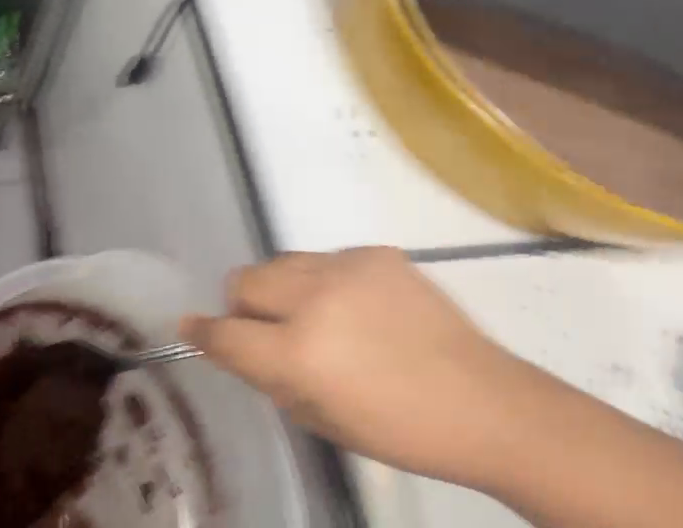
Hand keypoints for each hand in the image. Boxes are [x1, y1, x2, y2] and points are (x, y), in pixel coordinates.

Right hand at [181, 247, 539, 488]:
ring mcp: (347, 268)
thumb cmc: (402, 430)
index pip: (225, 332)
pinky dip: (328, 282)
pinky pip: (326, 259)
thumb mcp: (323, 420)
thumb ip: (271, 377)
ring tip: (320, 317)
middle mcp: (314, 299)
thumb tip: (237, 346)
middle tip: (271, 331)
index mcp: (300, 352)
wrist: (491, 405)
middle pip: (243, 280)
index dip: (204, 331)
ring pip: (281, 263)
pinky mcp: (376, 253)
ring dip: (285, 289)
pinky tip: (361, 309)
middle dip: (245, 306)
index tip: (191, 326)